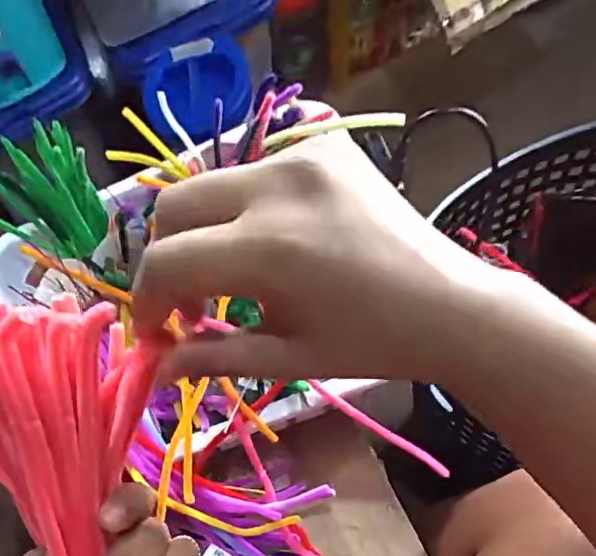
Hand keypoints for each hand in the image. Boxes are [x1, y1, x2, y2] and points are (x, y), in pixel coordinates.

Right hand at [133, 133, 527, 383]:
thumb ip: (215, 358)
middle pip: (174, 206)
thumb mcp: (289, 358)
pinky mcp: (324, 143)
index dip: (146, 302)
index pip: (168, 262)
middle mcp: (275, 185)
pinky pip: (256, 168)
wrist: (449, 306)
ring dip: (204, 233)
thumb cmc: (371, 344)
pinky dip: (244, 207)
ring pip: (211, 183)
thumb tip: (156, 371)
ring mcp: (302, 154)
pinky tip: (272, 241)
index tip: (154, 332)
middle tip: (189, 307)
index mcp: (267, 250)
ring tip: (233, 280)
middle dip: (165, 260)